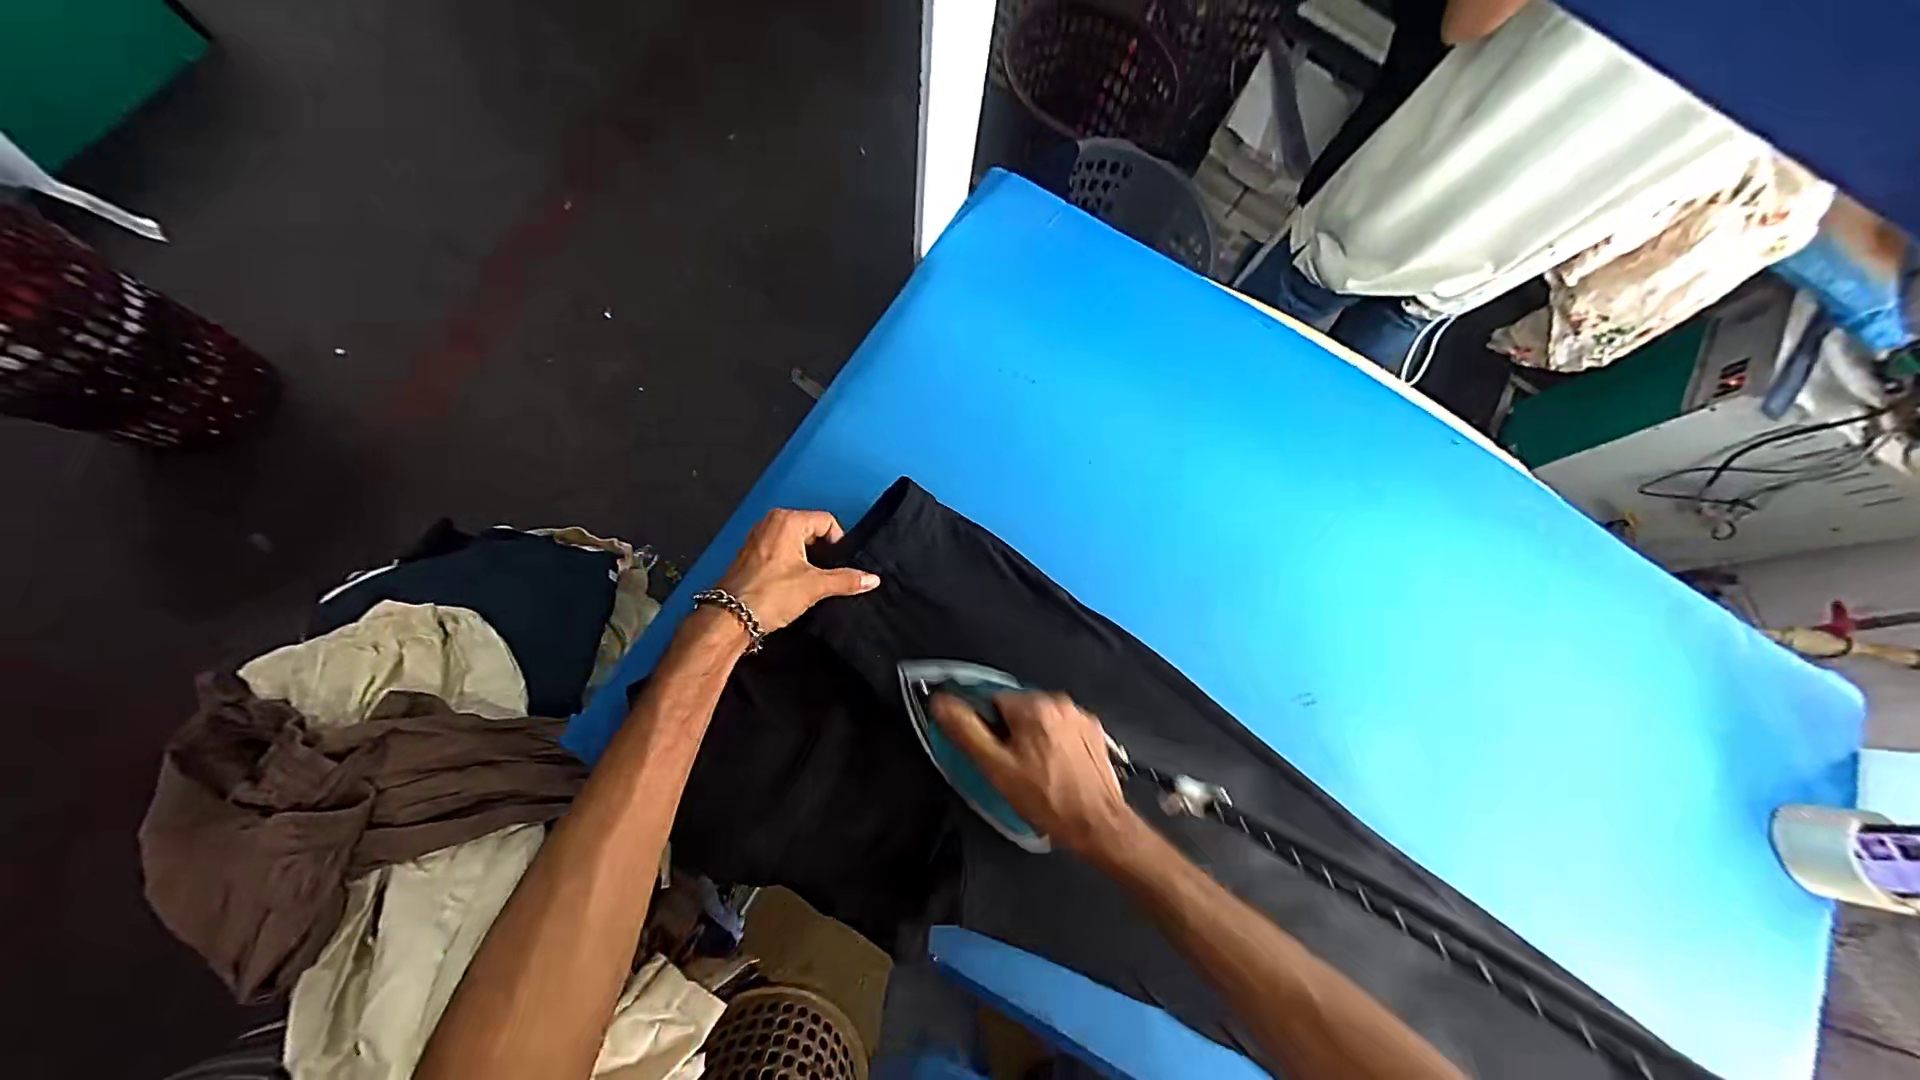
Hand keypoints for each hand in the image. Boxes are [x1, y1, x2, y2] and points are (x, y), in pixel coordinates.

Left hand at [712, 509, 879, 633]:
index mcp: (787, 521)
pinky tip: (791, 585)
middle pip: (810, 530)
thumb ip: (846, 580)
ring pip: (795, 541)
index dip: (838, 542)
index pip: (826, 521)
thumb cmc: (767, 596)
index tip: (840, 563)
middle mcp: (770, 523)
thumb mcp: (815, 586)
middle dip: (822, 551)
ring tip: (808, 581)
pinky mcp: (750, 555)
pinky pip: (779, 551)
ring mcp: (757, 538)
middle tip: (825, 574)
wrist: (730, 618)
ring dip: (806, 559)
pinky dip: (790, 564)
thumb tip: (871, 579)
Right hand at [930, 691, 1135, 857]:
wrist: (1098, 825)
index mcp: (1034, 706)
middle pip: (1017, 709)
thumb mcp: (996, 768)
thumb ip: (965, 730)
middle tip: (1013, 766)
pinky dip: (1054, 744)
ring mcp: (1079, 717)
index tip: (994, 752)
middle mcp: (1059, 703)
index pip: (992, 701)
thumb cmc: (1049, 801)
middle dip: (1010, 734)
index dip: (988, 729)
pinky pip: (1062, 729)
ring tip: (1036, 772)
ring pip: (1040, 720)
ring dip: (1033, 738)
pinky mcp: (1093, 732)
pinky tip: (1055, 770)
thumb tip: (942, 703)